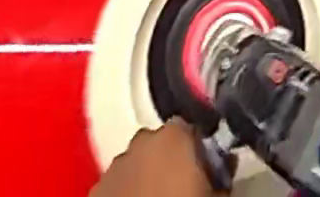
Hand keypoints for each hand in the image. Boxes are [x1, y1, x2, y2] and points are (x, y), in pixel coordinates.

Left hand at [95, 120, 212, 196]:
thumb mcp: (217, 196)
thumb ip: (223, 174)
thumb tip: (226, 162)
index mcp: (175, 136)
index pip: (191, 130)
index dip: (197, 150)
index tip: (202, 171)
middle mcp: (142, 142)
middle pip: (160, 144)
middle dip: (168, 161)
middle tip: (178, 189)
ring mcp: (114, 167)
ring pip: (135, 164)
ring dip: (144, 178)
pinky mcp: (94, 193)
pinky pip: (115, 187)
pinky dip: (124, 195)